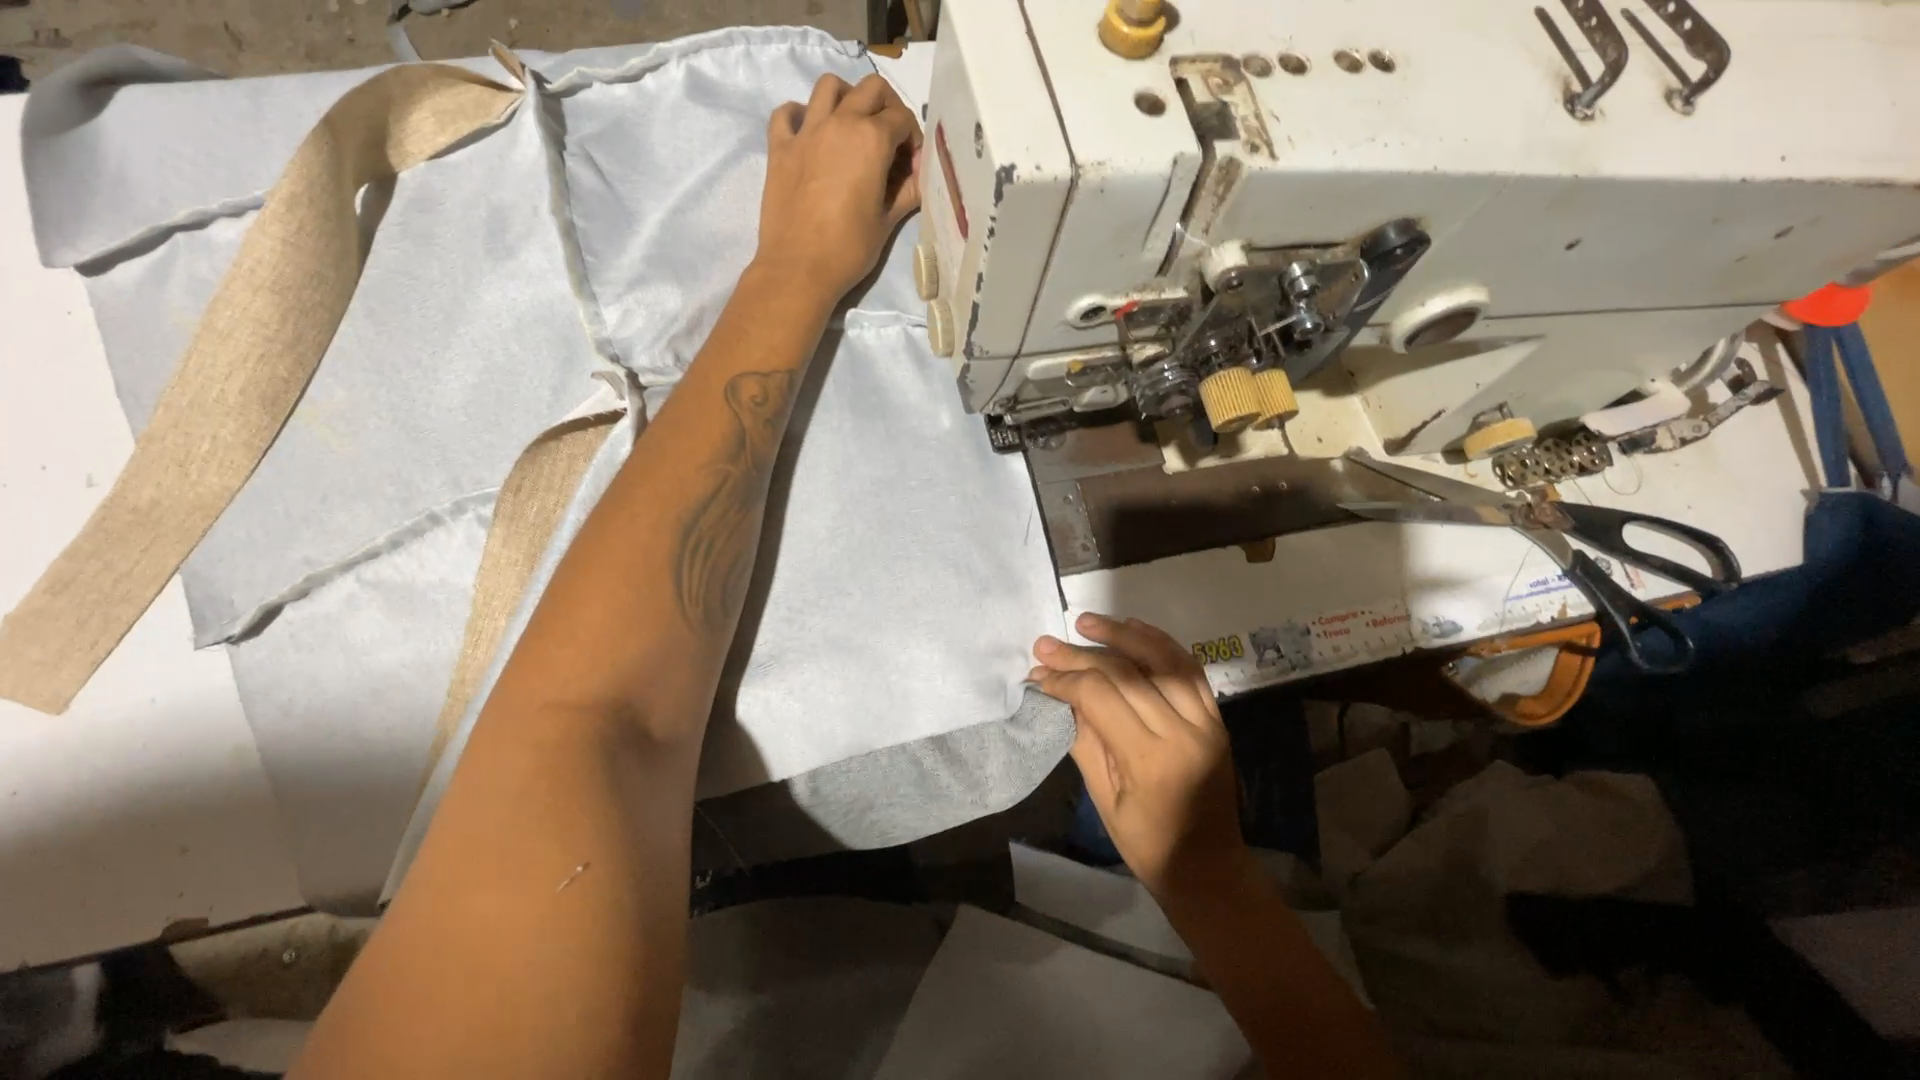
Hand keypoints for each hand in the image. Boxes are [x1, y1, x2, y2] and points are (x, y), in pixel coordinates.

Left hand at [755, 73, 921, 302]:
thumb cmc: (849, 249)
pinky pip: (786, 112)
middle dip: (887, 107)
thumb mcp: (888, 221)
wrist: (799, 269)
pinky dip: (799, 114)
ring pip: (828, 86)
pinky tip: (809, 132)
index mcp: (871, 140)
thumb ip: (907, 190)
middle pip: (871, 89)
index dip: (913, 139)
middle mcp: (839, 123)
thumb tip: (918, 175)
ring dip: (846, 97)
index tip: (911, 164)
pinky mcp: (779, 148)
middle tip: (889, 137)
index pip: (903, 118)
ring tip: (851, 123)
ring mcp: (806, 132)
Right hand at [1031, 613, 1248, 899]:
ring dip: (1123, 634)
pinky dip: (1161, 644)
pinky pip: (1189, 669)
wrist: (1208, 867)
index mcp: (1149, 759)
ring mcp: (1205, 722)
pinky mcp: (1216, 718)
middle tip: (1046, 644)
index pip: (1100, 697)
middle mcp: (1182, 731)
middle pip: (1126, 673)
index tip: (1037, 675)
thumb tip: (1058, 696)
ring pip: (1162, 659)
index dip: (1064, 680)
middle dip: (1080, 655)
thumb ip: (1084, 740)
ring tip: (1087, 623)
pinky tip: (1133, 628)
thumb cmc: (1147, 844)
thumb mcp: (1104, 799)